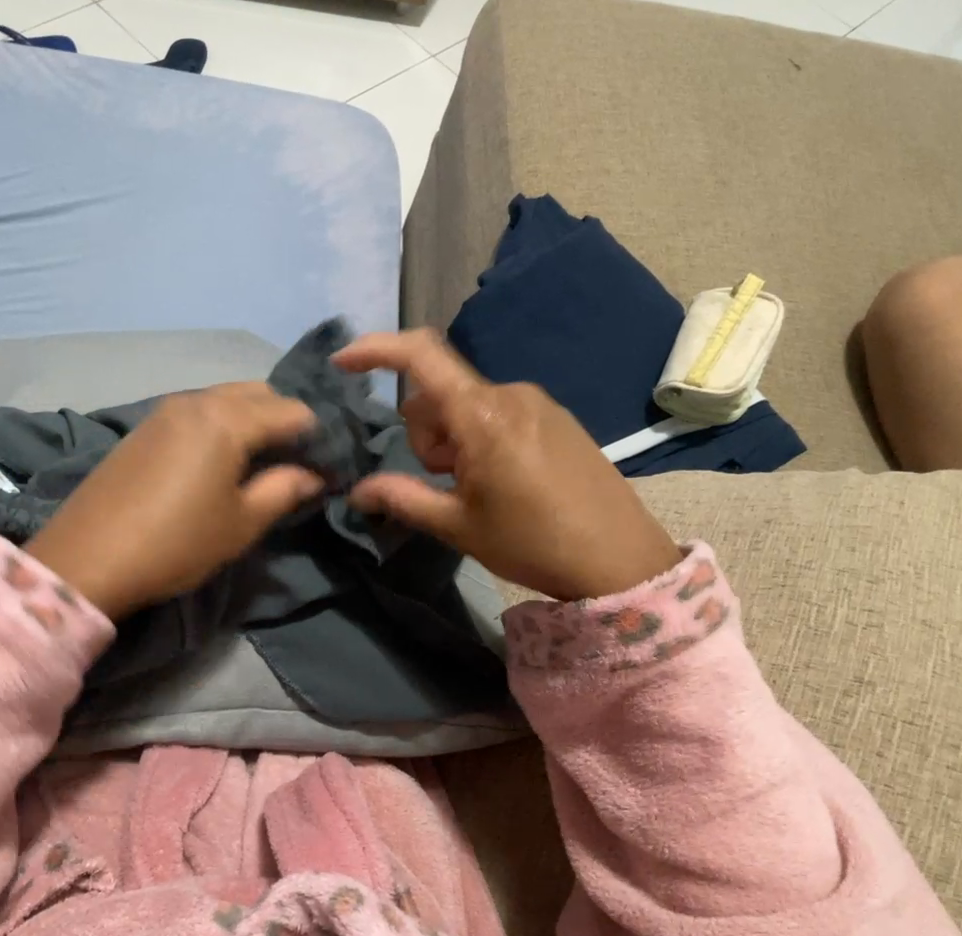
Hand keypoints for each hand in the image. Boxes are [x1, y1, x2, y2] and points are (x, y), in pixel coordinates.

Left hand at [24, 382, 323, 620]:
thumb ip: (285, 488)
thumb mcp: (241, 523)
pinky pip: (197, 413)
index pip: (294, 411)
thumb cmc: (176, 543)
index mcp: (227, 418)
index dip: (320, 438)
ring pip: (226, 399)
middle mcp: (197, 400)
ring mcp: (164, 410)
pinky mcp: (143, 428)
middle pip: (259, 394)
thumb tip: (315, 473)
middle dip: (286, 422)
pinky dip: (221, 427)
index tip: (329, 469)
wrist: (88, 559)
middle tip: (297, 463)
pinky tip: (221, 462)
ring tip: (262, 464)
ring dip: (252, 422)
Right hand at [332, 330, 681, 600]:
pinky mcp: (557, 418)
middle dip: (425, 433)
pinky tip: (504, 482)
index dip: (375, 350)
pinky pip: (498, 413)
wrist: (619, 559)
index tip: (342, 364)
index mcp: (482, 414)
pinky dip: (481, 438)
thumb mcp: (457, 526)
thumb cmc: (532, 542)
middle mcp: (510, 394)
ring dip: (453, 439)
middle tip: (442, 483)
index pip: (420, 356)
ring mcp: (538, 403)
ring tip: (476, 490)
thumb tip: (357, 491)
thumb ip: (401, 498)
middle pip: (439, 393)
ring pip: (467, 405)